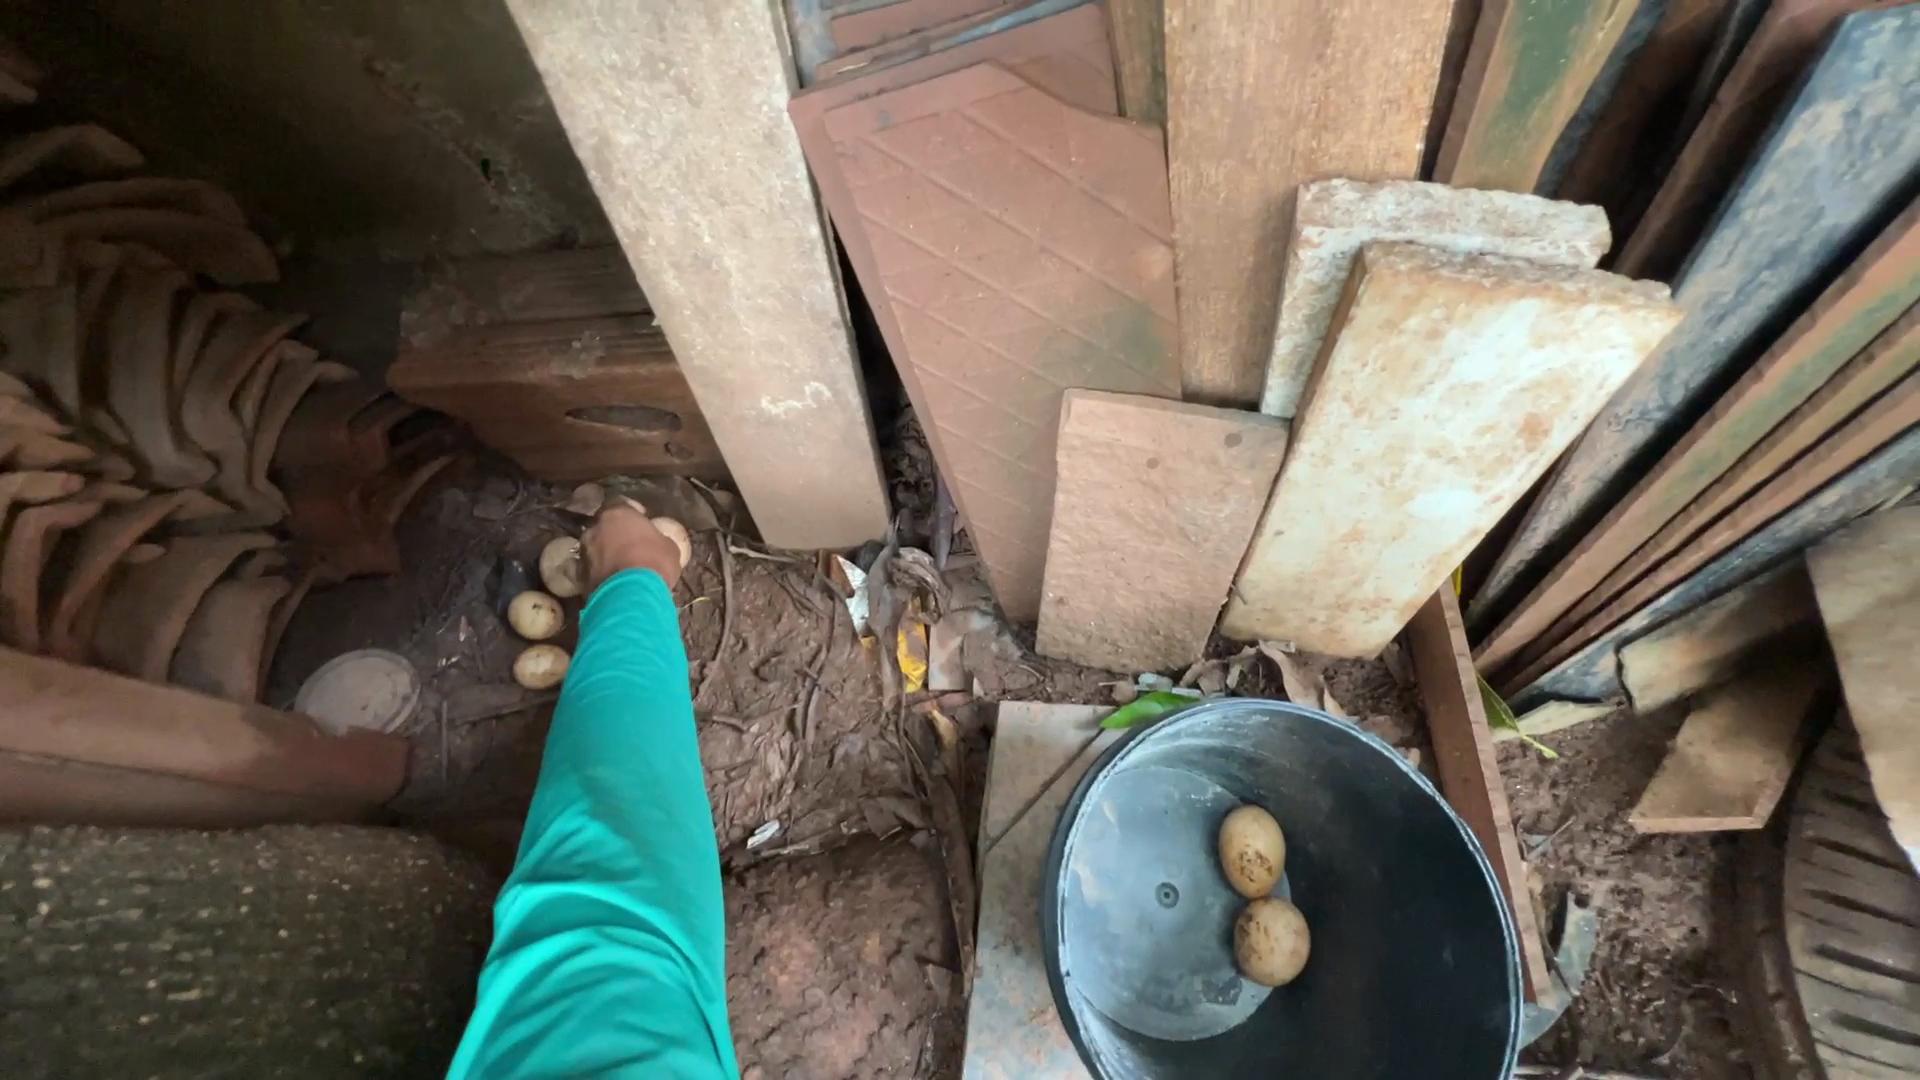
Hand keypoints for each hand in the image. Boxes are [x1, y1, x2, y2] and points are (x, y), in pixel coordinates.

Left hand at [582, 502, 684, 592]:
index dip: (630, 515)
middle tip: (629, 546)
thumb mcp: (669, 547)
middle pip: (603, 527)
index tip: (640, 524)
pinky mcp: (579, 576)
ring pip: (595, 548)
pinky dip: (601, 574)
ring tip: (621, 568)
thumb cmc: (654, 562)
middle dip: (614, 535)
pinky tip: (615, 583)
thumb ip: (657, 540)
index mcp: (617, 514)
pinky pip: (592, 570)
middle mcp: (595, 528)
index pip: (619, 504)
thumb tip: (655, 543)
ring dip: (605, 555)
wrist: (631, 595)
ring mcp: (583, 552)